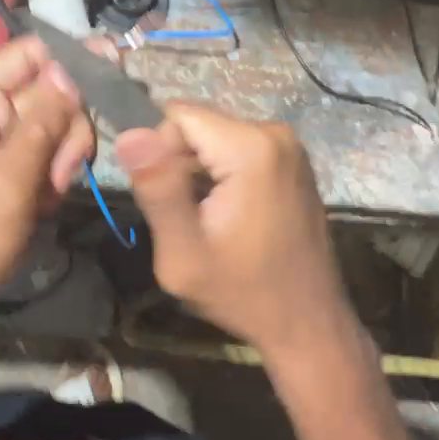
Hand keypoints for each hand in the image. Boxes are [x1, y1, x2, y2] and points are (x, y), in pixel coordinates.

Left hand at [0, 36, 95, 362]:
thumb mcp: (7, 180)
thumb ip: (43, 122)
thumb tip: (71, 67)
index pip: (30, 54)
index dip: (72, 56)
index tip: (117, 65)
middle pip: (51, 92)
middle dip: (67, 129)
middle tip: (62, 171)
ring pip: (55, 129)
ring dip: (62, 160)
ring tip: (47, 196)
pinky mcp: (9, 177)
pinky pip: (47, 160)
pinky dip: (53, 182)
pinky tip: (42, 209)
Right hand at [114, 102, 354, 355]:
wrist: (309, 324)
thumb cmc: (243, 292)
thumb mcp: (184, 253)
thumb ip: (156, 189)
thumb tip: (130, 133)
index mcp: (249, 147)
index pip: (178, 115)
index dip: (161, 156)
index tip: (172, 203)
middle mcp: (274, 132)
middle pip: (199, 125)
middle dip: (182, 165)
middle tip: (192, 219)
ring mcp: (289, 144)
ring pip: (216, 137)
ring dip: (202, 173)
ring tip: (214, 221)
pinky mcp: (293, 159)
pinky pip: (239, 148)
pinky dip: (225, 175)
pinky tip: (235, 217)